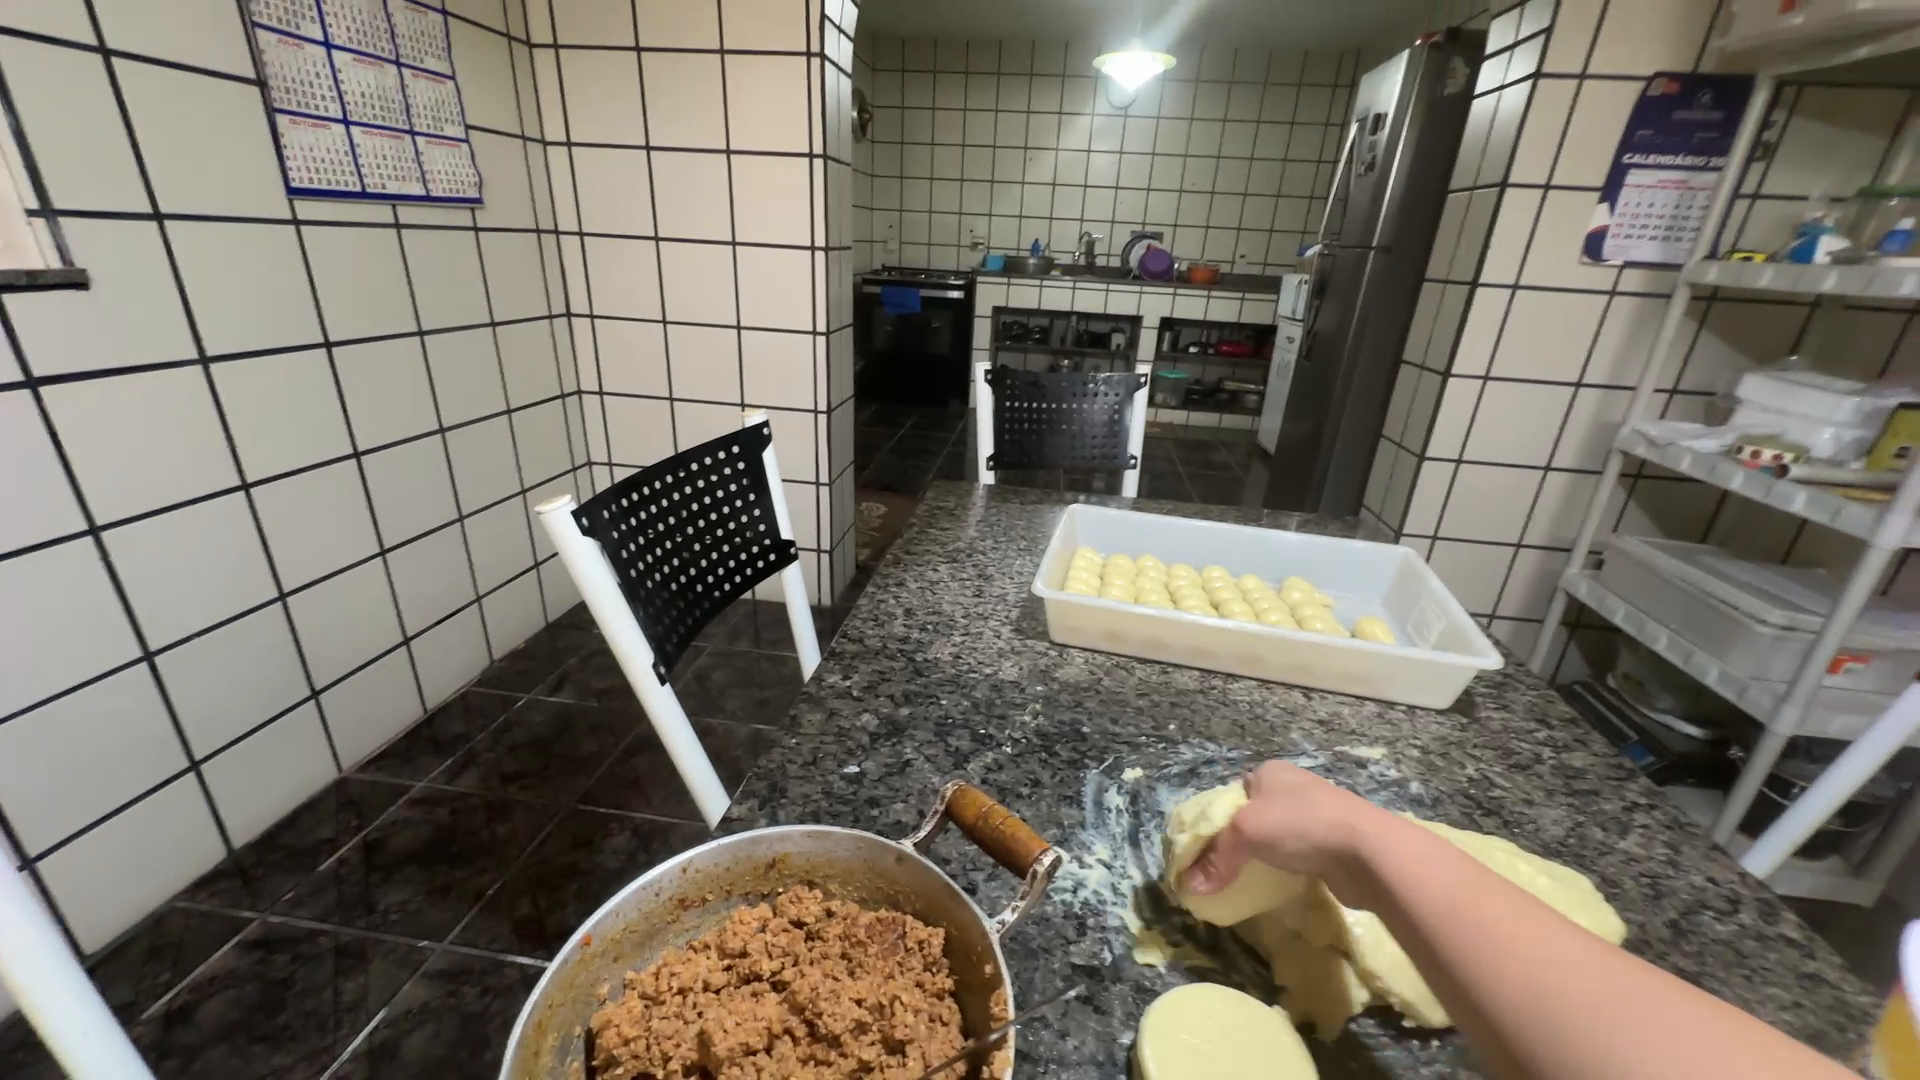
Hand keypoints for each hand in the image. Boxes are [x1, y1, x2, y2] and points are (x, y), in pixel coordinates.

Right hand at [1181, 761, 1393, 902]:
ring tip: (1252, 877)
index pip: (1233, 794)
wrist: (1368, 851)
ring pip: (1279, 835)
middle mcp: (1293, 787)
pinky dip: (1291, 866)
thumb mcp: (1245, 834)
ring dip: (1268, 854)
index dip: (1219, 820)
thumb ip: (1216, 858)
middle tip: (1226, 866)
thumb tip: (1190, 888)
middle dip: (1242, 839)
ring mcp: (1318, 814)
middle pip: (1255, 815)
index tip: (1209, 848)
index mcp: (1269, 772)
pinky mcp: (1335, 842)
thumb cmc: (1299, 825)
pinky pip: (1301, 853)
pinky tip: (1285, 882)